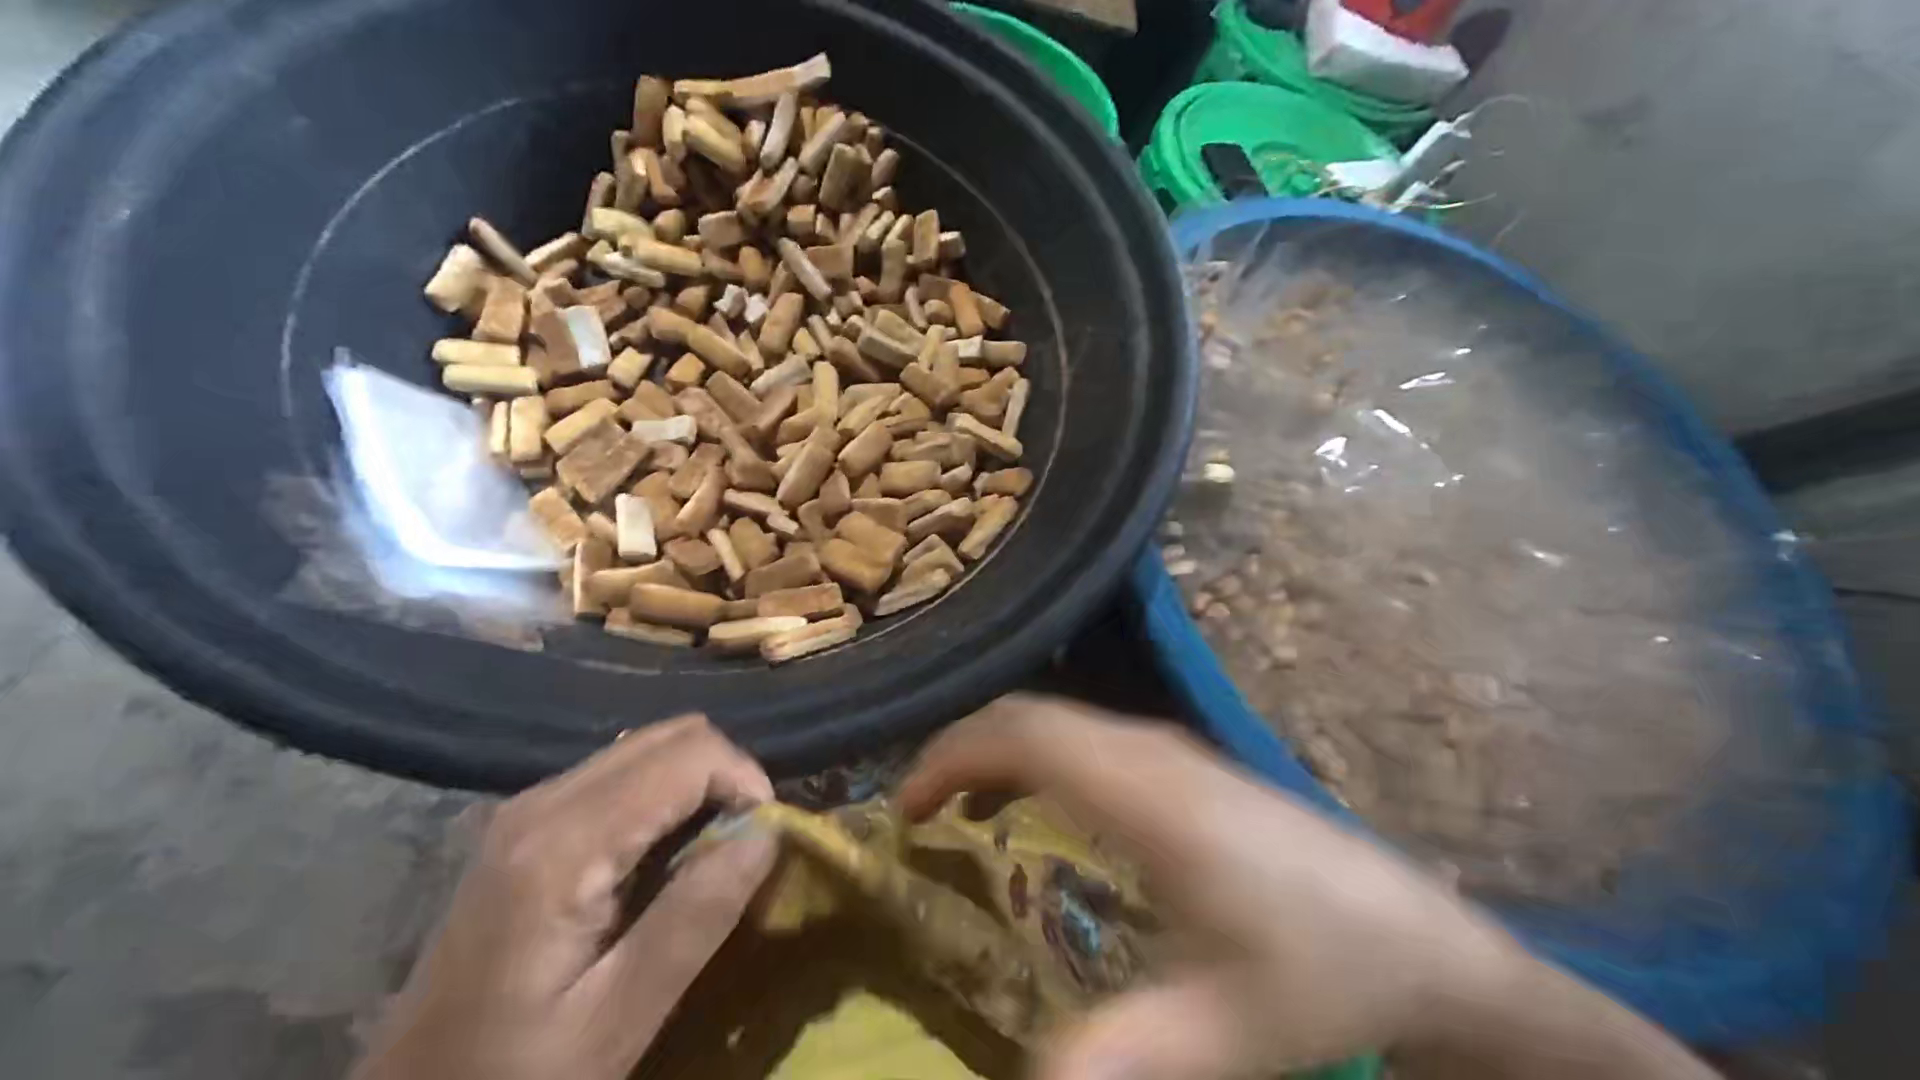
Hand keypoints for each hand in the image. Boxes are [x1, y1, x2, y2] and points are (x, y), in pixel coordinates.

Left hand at [352, 716, 776, 1079]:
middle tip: (744, 842)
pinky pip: (622, 772)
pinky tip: (666, 852)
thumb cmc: (515, 1075)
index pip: (688, 754)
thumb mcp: (617, 1018)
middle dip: (727, 775)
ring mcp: (530, 805)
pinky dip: (667, 793)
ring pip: (649, 745)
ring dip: (699, 783)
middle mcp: (543, 800)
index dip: (745, 781)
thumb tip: (769, 832)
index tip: (765, 839)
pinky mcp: (529, 821)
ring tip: (713, 850)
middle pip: (671, 734)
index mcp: (562, 843)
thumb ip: (695, 917)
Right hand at [898, 696, 1711, 1079]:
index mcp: (1147, 797)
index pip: (1025, 737)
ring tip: (958, 805)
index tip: (905, 808)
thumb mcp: (1226, 1030)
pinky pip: (1084, 738)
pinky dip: (1036, 757)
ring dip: (997, 750)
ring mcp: (1170, 751)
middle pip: (1031, 716)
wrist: (1427, 944)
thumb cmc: (1325, 976)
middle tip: (917, 808)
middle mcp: (1149, 753)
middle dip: (961, 748)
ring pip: (1058, 721)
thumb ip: (1124, 1059)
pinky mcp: (1184, 766)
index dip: (951, 756)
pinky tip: (1036, 806)